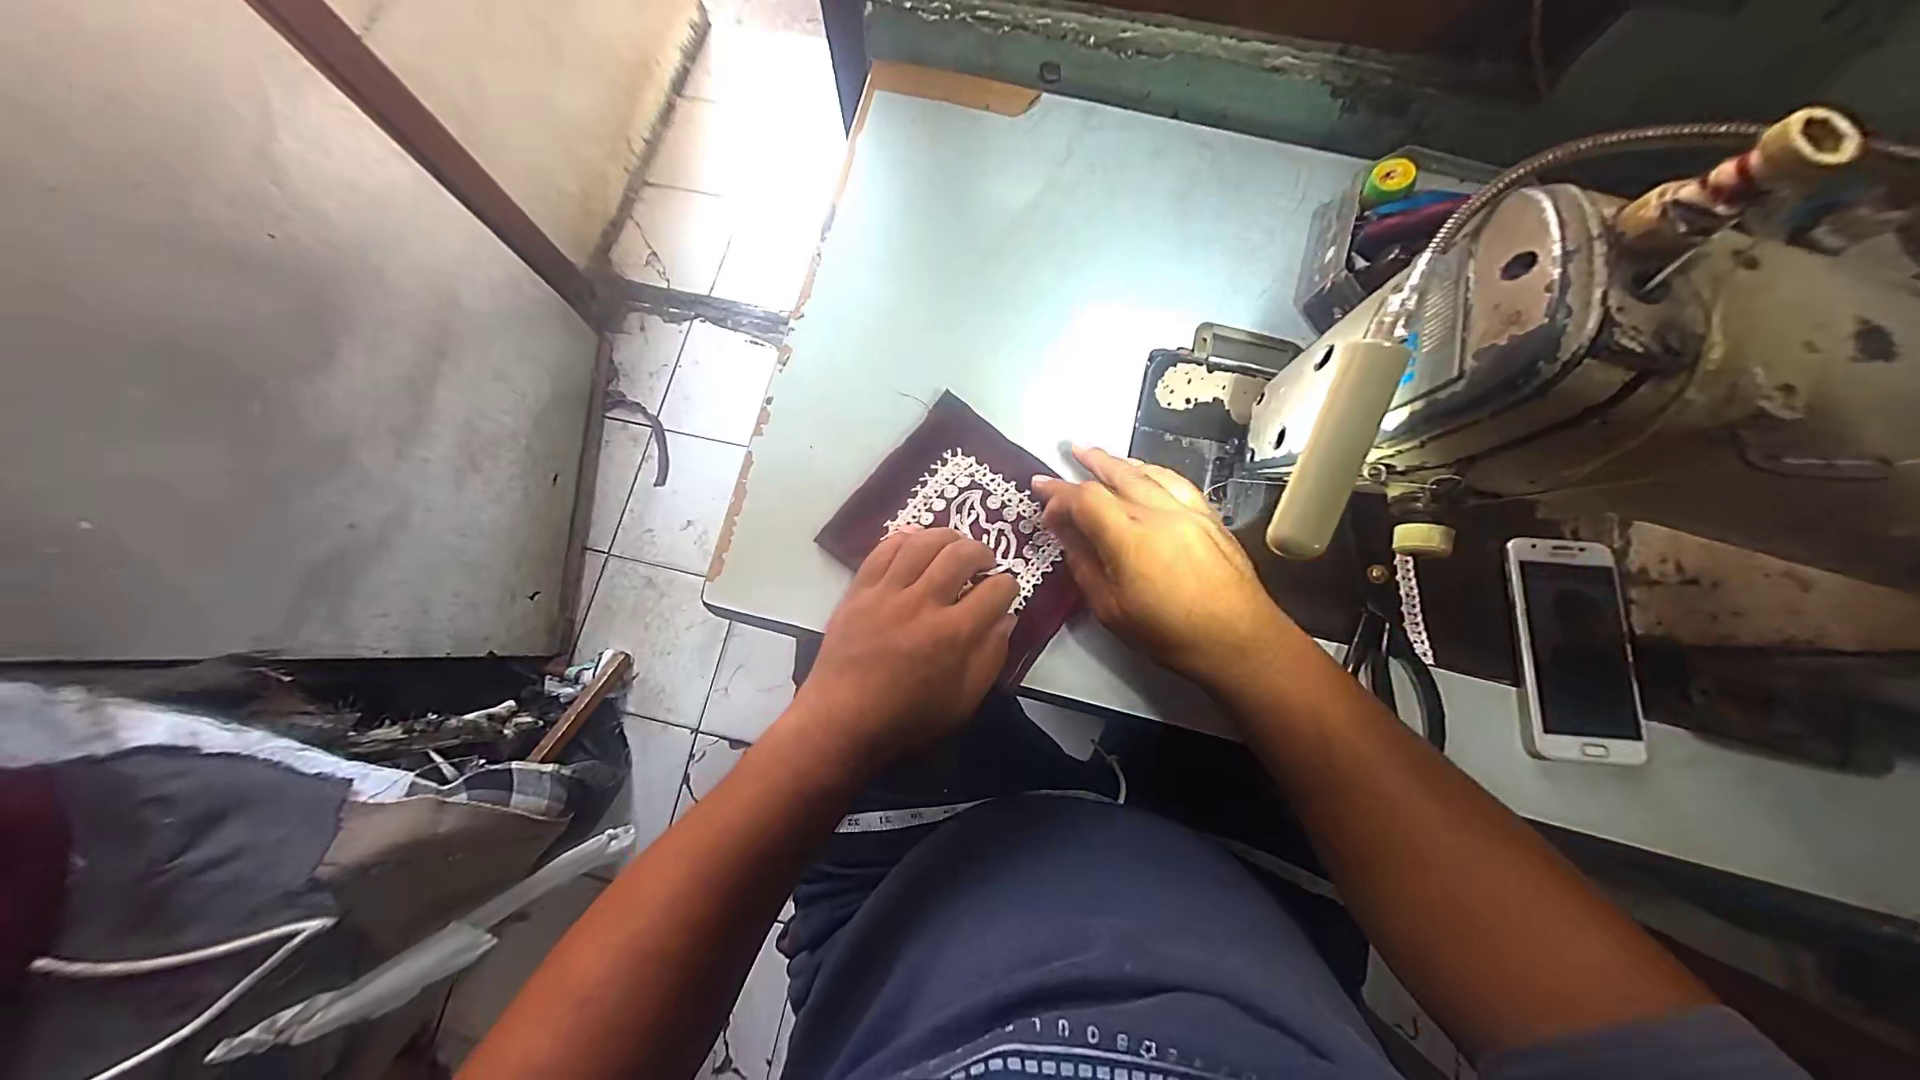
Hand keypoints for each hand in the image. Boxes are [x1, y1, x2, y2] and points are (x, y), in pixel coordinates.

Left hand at [785, 528, 1017, 772]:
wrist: (841, 721)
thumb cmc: (907, 719)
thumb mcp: (963, 701)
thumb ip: (990, 656)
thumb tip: (1006, 618)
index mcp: (953, 635)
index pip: (996, 590)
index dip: (1009, 585)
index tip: (1006, 591)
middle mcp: (922, 604)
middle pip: (961, 554)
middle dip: (983, 553)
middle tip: (985, 564)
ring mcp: (887, 593)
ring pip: (923, 542)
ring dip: (948, 538)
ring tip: (955, 547)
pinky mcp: (860, 590)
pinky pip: (885, 549)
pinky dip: (907, 539)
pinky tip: (917, 546)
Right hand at [1033, 446, 1293, 688]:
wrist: (1239, 641)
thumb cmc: (1172, 634)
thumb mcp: (1110, 609)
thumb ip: (1083, 565)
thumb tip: (1065, 535)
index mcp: (1130, 538)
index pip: (1085, 499)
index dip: (1059, 495)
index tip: (1042, 497)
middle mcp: (1159, 515)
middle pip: (1117, 474)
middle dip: (1089, 462)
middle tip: (1069, 452)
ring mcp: (1188, 512)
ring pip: (1148, 472)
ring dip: (1120, 461)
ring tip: (1100, 454)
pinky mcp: (1209, 518)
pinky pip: (1175, 481)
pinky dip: (1153, 471)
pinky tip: (1147, 471)